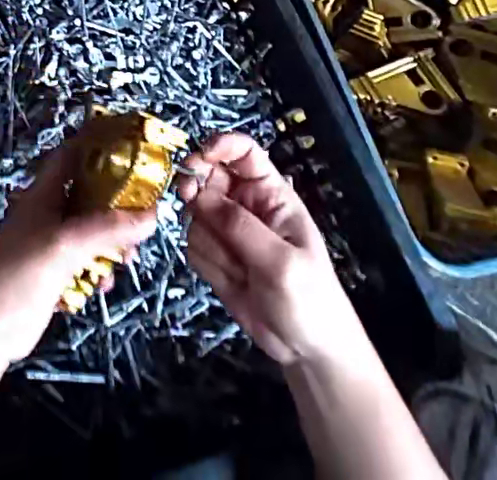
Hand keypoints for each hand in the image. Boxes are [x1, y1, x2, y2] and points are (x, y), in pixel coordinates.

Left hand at [0, 138, 158, 364]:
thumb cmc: (17, 275)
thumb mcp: (64, 245)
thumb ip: (107, 229)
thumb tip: (152, 215)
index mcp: (44, 195)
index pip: (71, 156)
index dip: (98, 146)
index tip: (132, 149)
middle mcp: (49, 214)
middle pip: (90, 195)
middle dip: (118, 204)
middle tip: (144, 217)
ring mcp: (51, 245)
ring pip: (92, 231)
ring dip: (113, 242)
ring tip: (128, 259)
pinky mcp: (54, 274)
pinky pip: (86, 262)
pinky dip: (100, 270)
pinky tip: (105, 285)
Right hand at [177, 133, 370, 369]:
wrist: (307, 351)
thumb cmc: (308, 299)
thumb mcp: (279, 261)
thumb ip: (238, 226)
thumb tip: (198, 193)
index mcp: (271, 194)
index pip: (244, 152)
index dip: (221, 145)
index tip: (199, 156)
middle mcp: (246, 205)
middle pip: (208, 177)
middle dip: (196, 188)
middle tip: (188, 199)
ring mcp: (227, 230)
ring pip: (195, 213)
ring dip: (207, 239)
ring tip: (236, 268)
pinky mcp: (215, 255)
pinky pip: (192, 242)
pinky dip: (204, 260)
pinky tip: (230, 280)